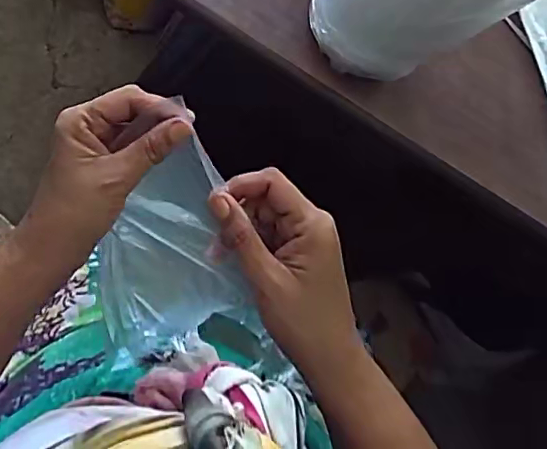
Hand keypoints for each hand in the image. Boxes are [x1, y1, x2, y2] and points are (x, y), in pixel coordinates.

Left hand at [14, 85, 193, 276]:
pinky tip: (166, 148)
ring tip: (183, 137)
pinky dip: (146, 145)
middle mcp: (84, 124)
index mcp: (80, 119)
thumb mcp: (116, 177)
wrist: (48, 253)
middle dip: (159, 116)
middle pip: (129, 108)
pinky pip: (128, 143)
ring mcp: (92, 142)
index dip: (158, 106)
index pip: (127, 98)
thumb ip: (151, 148)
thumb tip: (184, 125)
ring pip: (131, 126)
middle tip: (189, 128)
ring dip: (155, 130)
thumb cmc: (74, 214)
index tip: (187, 119)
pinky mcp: (99, 160)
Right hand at [208, 168, 359, 375]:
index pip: (272, 182)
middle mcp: (312, 221)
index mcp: (311, 222)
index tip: (214, 203)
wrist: (333, 365)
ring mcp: (307, 236)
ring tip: (222, 253)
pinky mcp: (301, 251)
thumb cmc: (303, 324)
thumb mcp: (266, 279)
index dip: (240, 185)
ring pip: (265, 215)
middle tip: (216, 239)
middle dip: (238, 212)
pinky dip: (251, 243)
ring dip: (242, 229)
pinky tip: (236, 259)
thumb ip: (241, 235)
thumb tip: (217, 198)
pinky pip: (271, 233)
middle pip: (267, 197)